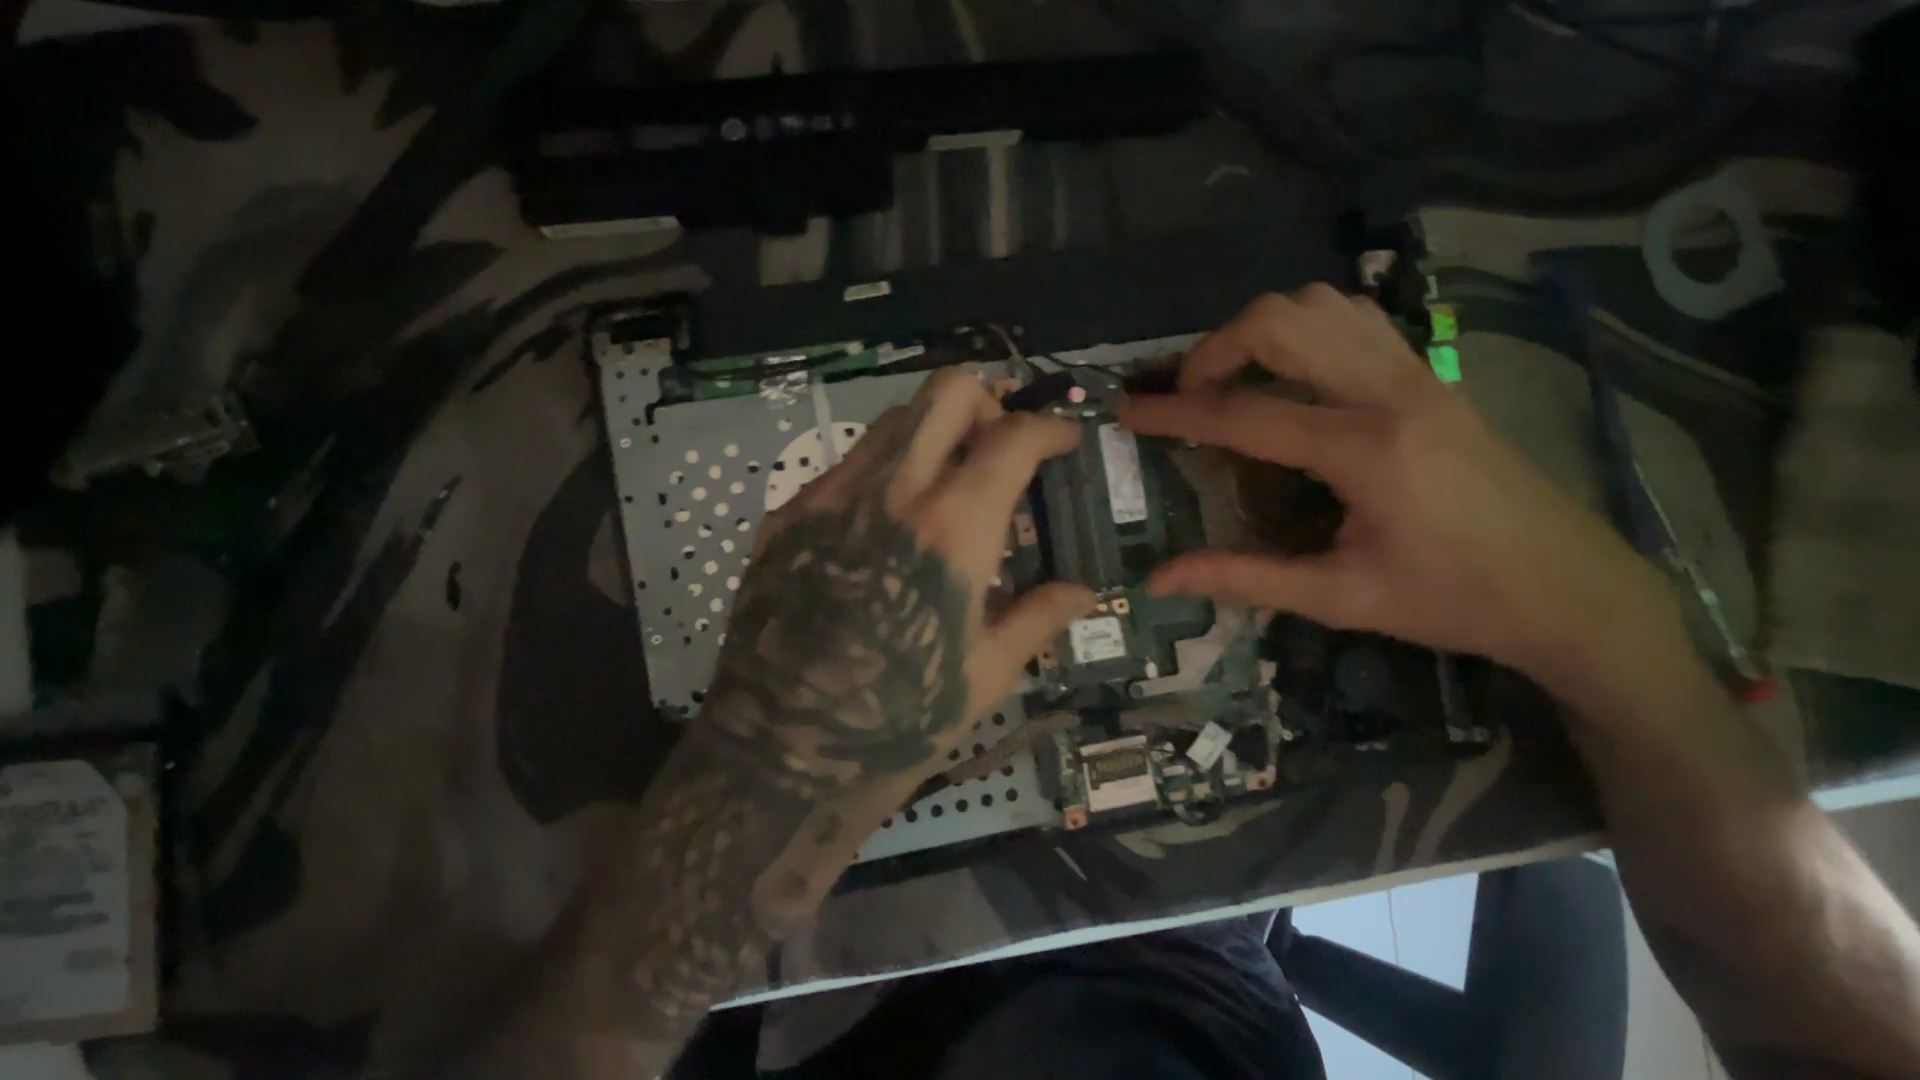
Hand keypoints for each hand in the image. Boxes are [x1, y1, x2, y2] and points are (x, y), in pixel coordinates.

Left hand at [704, 367, 1095, 812]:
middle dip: (987, 402)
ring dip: (933, 433)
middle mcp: (888, 493)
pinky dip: (884, 473)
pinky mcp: (785, 517)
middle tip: (1001, 446)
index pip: (1011, 438)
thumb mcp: (985, 676)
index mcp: (950, 530)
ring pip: (891, 421)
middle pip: (946, 393)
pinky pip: (846, 466)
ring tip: (948, 484)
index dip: (1050, 428)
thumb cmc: (897, 723)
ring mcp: (827, 497)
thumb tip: (1086, 592)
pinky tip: (888, 529)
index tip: (1065, 439)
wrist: (780, 753)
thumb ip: (1039, 617)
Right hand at [1117, 286, 1681, 692]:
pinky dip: (1308, 327)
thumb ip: (1243, 579)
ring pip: (1321, 305)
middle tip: (1185, 394)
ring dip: (1261, 329)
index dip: (1174, 412)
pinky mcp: (1433, 375)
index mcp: (1364, 450)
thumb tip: (1159, 579)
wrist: (1571, 590)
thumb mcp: (1340, 599)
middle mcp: (1389, 391)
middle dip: (1214, 348)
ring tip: (1232, 377)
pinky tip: (1293, 372)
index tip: (1126, 412)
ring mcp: (1418, 373)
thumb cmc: (1453, 601)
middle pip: (1281, 323)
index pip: (1243, 413)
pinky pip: (1357, 320)